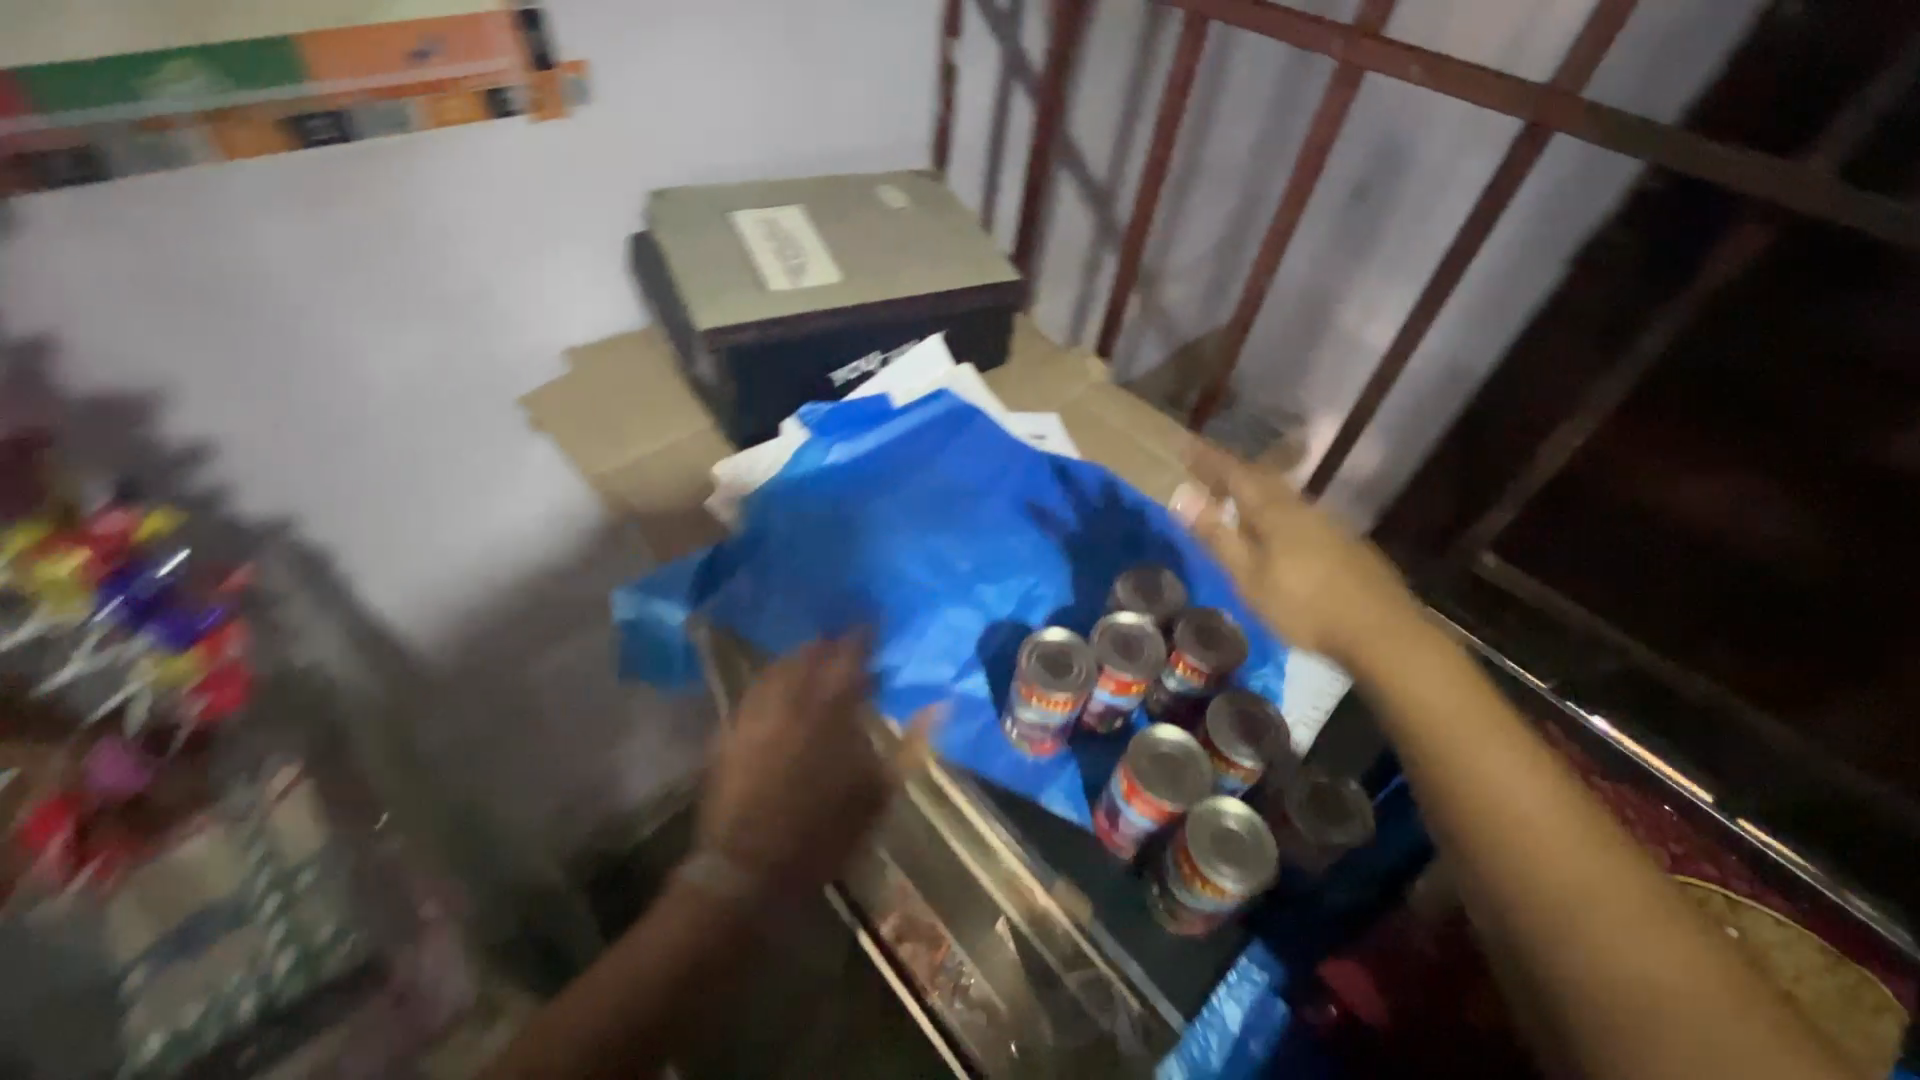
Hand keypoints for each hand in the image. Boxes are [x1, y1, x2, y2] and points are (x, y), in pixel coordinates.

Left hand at [694, 634, 894, 893]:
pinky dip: (770, 680)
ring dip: (798, 659)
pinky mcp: (729, 732)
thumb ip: (910, 744)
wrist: (749, 869)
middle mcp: (790, 702)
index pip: (849, 658)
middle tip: (844, 642)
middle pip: (809, 657)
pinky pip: (753, 691)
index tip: (874, 624)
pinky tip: (777, 686)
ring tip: (814, 658)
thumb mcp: (878, 793)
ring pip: (778, 670)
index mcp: (831, 712)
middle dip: (828, 645)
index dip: (862, 638)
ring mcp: (754, 714)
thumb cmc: (823, 834)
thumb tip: (939, 705)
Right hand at [1177, 443, 1422, 665]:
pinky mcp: (1343, 542)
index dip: (1208, 459)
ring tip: (1233, 499)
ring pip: (1282, 495)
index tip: (1184, 445)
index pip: (1234, 473)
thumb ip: (1217, 537)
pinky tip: (1274, 529)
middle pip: (1261, 479)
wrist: (1379, 630)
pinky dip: (1275, 511)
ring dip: (1254, 491)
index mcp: (1274, 511)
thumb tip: (1182, 497)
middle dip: (1230, 472)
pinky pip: (1298, 513)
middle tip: (1204, 471)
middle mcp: (1301, 507)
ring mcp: (1327, 523)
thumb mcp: (1249, 577)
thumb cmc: (1303, 606)